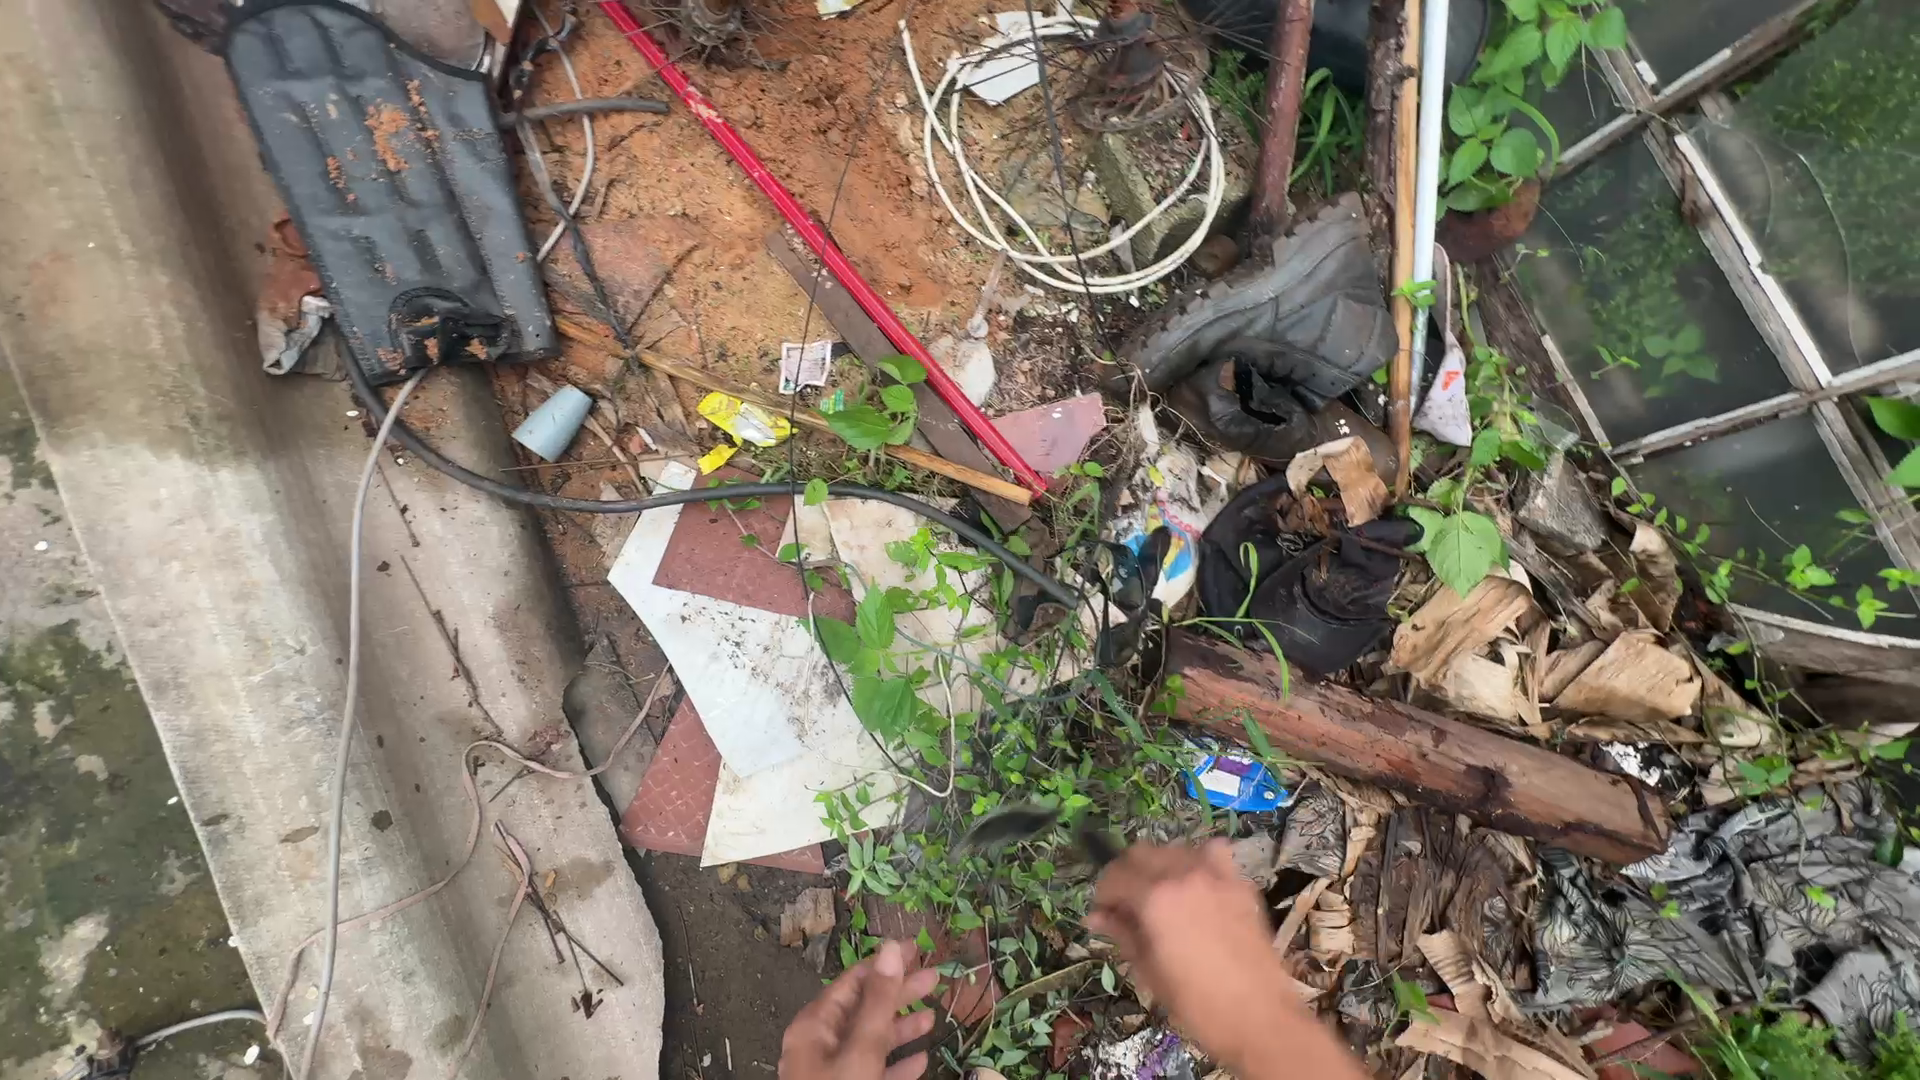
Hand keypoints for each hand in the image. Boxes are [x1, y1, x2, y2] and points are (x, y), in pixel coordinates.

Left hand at [778, 939, 939, 1079]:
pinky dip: (896, 1065)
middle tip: (937, 978)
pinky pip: (872, 1073)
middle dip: (901, 993)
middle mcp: (819, 1047)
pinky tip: (920, 1062)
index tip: (919, 949)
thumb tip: (892, 948)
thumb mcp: (861, 1052)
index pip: (855, 980)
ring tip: (934, 1018)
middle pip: (865, 1008)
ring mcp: (830, 1076)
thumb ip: (879, 1002)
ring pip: (871, 1042)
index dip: (887, 963)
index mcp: (815, 1027)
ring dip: (902, 1028)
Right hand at [1087, 840, 1301, 1067]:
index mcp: (1154, 898)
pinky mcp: (1238, 883)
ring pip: (1172, 849)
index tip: (1103, 913)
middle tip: (1127, 905)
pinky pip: (1212, 852)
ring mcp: (1213, 874)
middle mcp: (1181, 874)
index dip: (1103, 893)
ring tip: (1161, 896)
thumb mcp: (1150, 972)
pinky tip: (1198, 883)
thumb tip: (1096, 917)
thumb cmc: (1199, 1005)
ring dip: (1158, 865)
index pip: (1114, 876)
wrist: (1262, 1021)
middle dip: (1125, 874)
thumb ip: (1122, 934)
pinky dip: (1199, 860)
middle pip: (1139, 853)